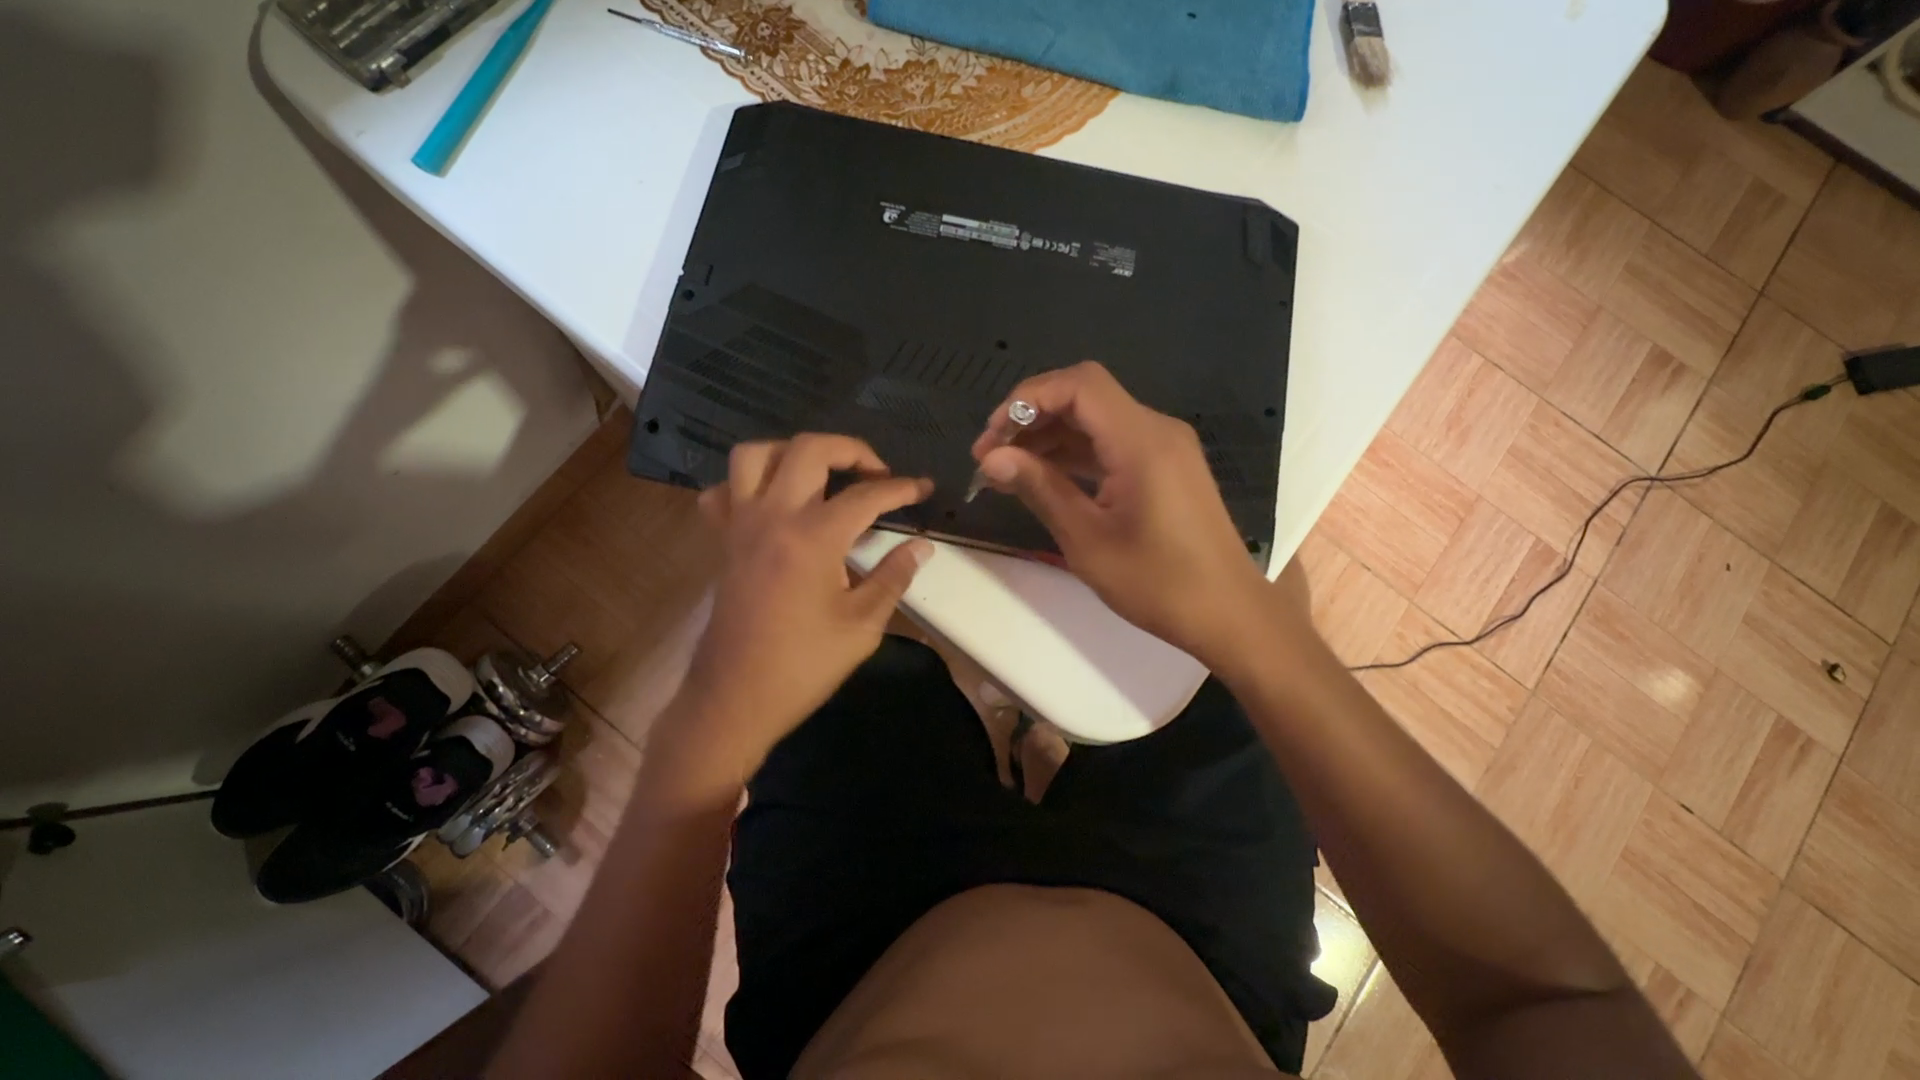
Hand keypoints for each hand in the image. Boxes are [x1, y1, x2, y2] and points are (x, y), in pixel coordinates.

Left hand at [662, 434, 933, 788]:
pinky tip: (770, 504)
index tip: (923, 489)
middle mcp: (773, 516)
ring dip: (792, 452)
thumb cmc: (803, 666)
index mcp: (813, 537)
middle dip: (851, 450)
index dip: (902, 488)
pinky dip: (744, 487)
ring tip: (821, 475)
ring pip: (755, 455)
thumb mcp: (862, 627)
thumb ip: (892, 578)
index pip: (866, 495)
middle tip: (876, 474)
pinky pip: (722, 493)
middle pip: (810, 449)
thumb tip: (920, 547)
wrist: (734, 699)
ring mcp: (740, 525)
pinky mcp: (721, 542)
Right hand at [970, 362, 1291, 666]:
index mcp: (1141, 441)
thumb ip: (1040, 489)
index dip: (1028, 399)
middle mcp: (1156, 430)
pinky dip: (1076, 453)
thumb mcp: (1088, 540)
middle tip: (990, 456)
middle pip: (1085, 396)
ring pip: (1097, 420)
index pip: (1079, 385)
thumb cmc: (1158, 583)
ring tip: (1006, 469)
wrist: (1228, 614)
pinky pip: (1113, 443)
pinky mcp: (1166, 467)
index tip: (992, 436)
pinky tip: (1044, 478)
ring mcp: (1165, 448)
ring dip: (1050, 436)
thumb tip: (992, 459)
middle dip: (1032, 417)